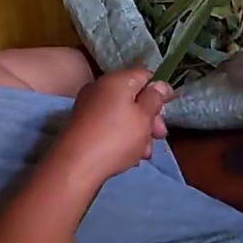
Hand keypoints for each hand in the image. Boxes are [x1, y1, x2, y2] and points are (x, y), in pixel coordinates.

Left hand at [51, 67, 171, 183]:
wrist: (75, 166)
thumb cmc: (117, 137)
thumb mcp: (144, 117)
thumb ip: (155, 99)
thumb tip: (160, 84)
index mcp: (117, 80)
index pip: (145, 75)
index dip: (159, 90)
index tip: (167, 109)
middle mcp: (100, 87)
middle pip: (133, 96)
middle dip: (150, 116)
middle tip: (159, 136)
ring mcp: (88, 106)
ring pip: (122, 113)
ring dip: (138, 130)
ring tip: (144, 153)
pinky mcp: (82, 124)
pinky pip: (108, 124)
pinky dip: (121, 135)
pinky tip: (129, 155)